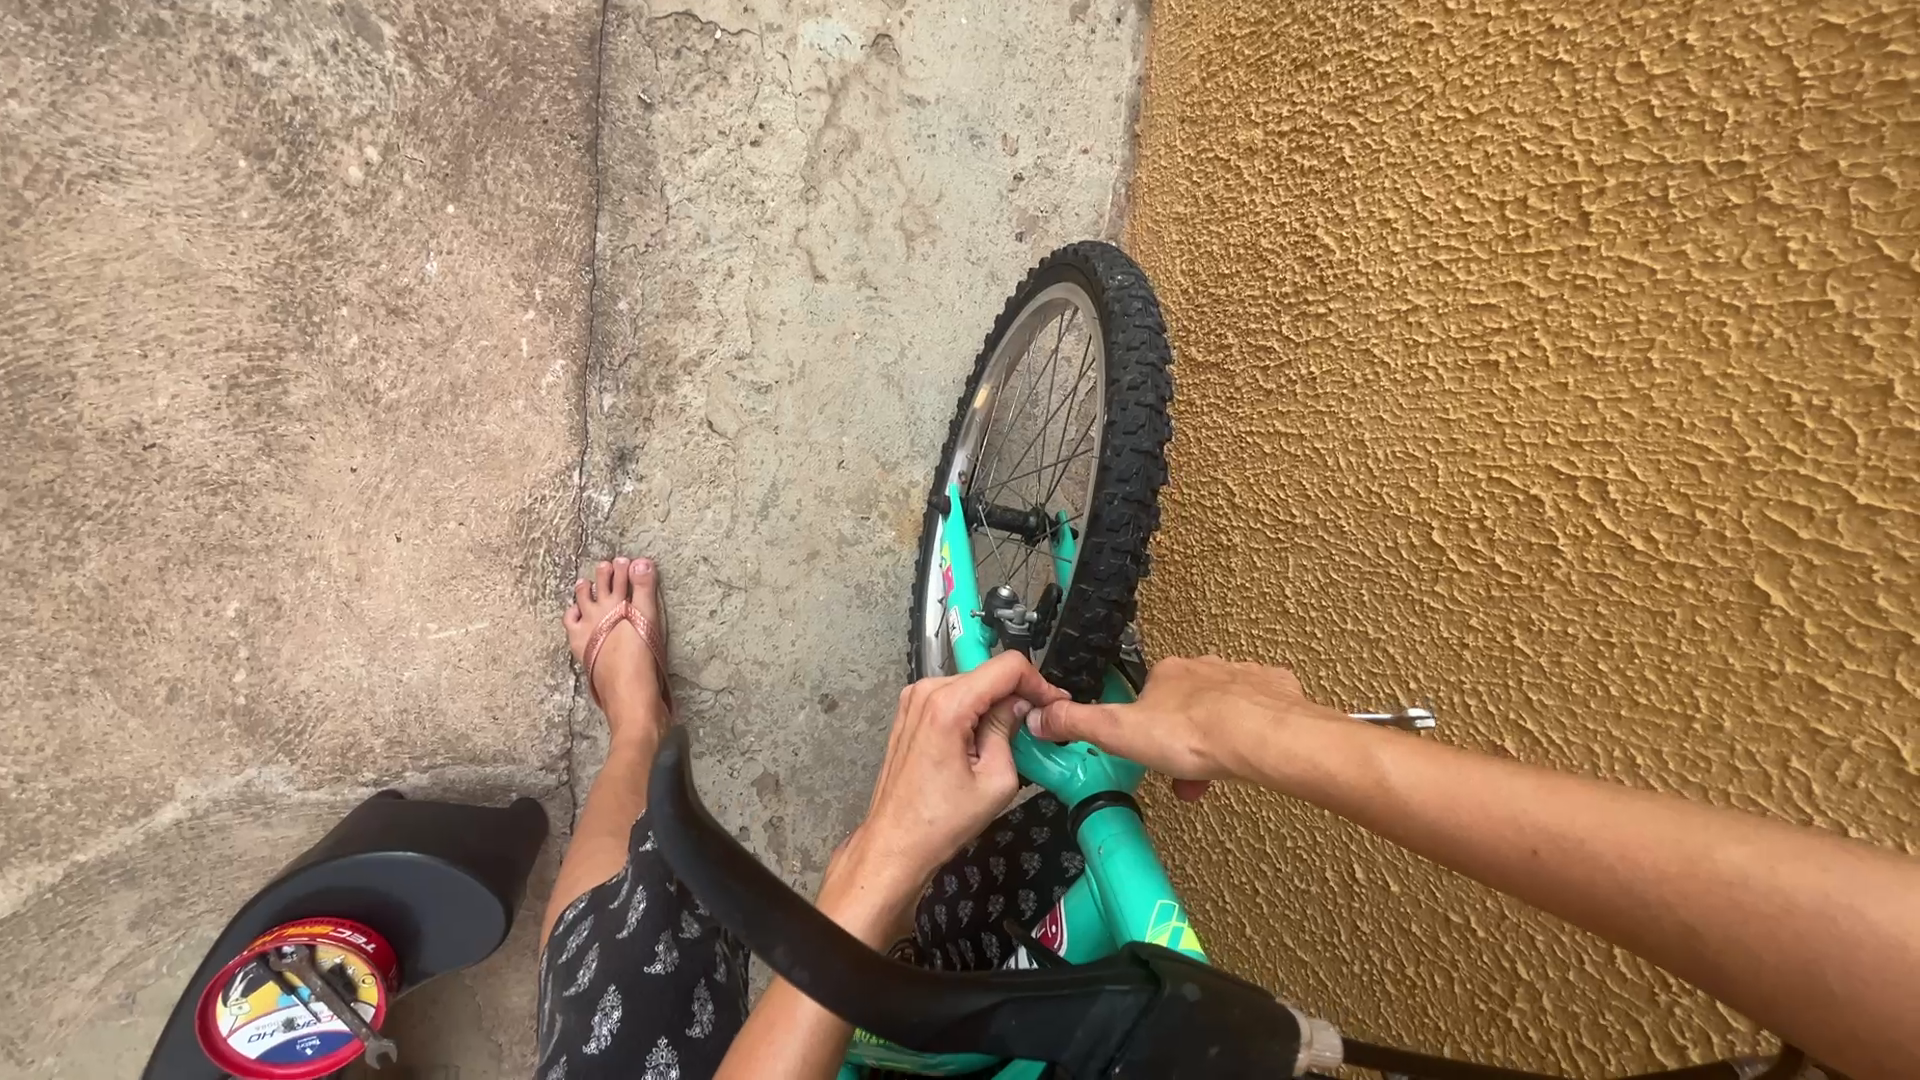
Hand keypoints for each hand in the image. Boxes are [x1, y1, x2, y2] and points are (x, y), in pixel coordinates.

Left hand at [845, 652, 1068, 903]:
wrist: (896, 842)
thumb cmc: (937, 822)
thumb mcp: (996, 780)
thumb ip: (1010, 731)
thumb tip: (1020, 706)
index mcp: (947, 706)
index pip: (1006, 666)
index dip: (1037, 682)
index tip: (1051, 702)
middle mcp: (926, 694)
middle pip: (988, 673)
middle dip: (1017, 695)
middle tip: (1036, 724)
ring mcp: (914, 701)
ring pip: (972, 684)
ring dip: (995, 705)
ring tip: (1008, 739)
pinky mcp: (911, 712)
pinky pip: (954, 697)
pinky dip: (974, 711)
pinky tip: (982, 740)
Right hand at [1027, 656, 1335, 798]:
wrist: (1263, 739)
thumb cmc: (1194, 735)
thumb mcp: (1118, 733)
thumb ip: (1077, 724)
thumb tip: (1040, 716)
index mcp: (1166, 673)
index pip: (1148, 694)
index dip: (1144, 726)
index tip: (1146, 751)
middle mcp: (1203, 668)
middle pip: (1185, 702)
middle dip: (1180, 738)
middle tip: (1179, 771)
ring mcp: (1243, 678)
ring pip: (1223, 709)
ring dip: (1214, 741)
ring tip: (1211, 776)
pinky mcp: (1276, 694)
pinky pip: (1262, 708)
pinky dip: (1253, 732)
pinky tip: (1252, 755)